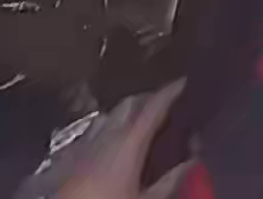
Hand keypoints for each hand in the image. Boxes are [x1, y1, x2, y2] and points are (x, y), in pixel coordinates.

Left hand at [55, 79, 191, 198]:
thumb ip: (169, 181)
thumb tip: (192, 161)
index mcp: (130, 140)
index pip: (154, 106)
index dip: (170, 91)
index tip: (184, 81)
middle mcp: (108, 131)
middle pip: (131, 103)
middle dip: (148, 99)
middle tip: (165, 105)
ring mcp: (87, 140)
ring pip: (111, 114)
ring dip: (127, 112)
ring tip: (139, 122)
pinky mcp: (70, 154)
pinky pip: (94, 130)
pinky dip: (108, 128)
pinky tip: (111, 143)